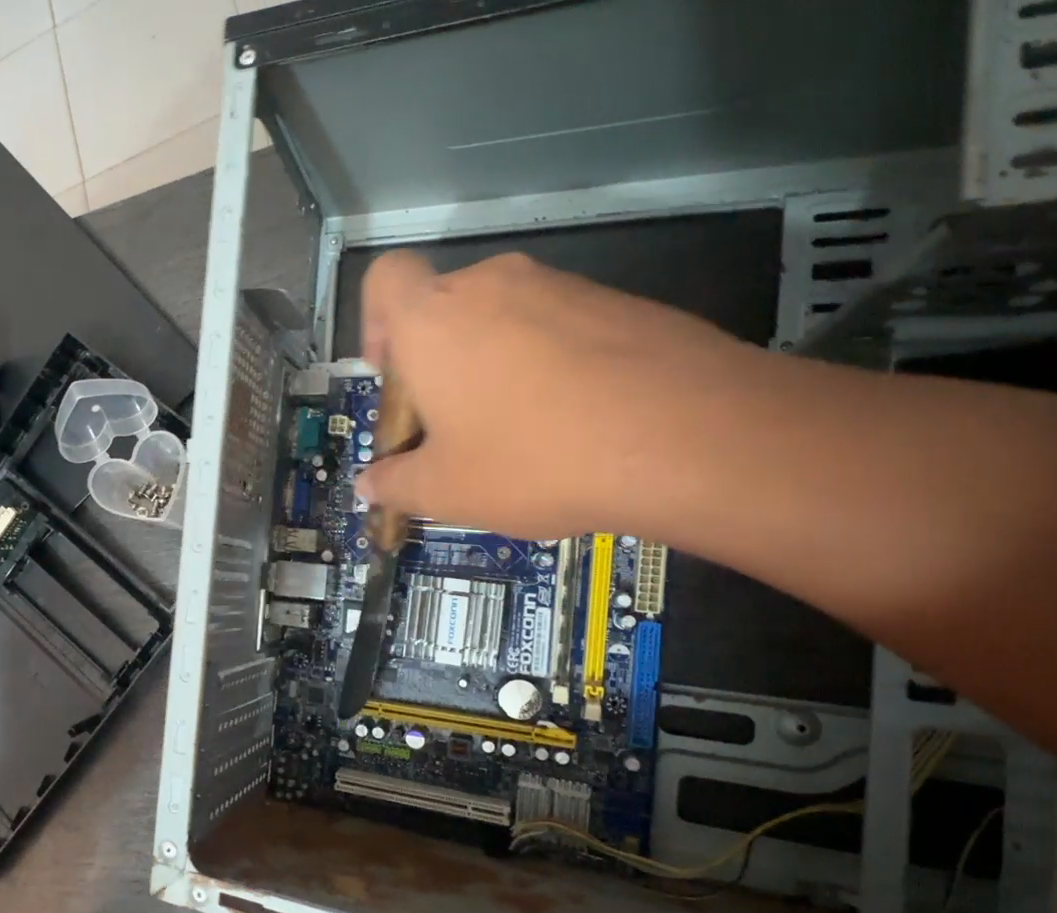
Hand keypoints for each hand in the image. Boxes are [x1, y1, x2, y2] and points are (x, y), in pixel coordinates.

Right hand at [353, 250, 759, 539]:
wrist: (686, 436)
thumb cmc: (533, 458)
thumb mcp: (447, 490)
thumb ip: (396, 484)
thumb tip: (370, 487)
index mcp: (432, 319)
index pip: (384, 278)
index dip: (375, 323)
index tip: (393, 376)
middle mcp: (491, 285)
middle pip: (445, 308)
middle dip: (438, 361)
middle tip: (452, 424)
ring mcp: (562, 287)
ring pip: (505, 318)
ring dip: (496, 364)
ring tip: (520, 432)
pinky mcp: (619, 301)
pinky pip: (561, 328)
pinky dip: (552, 365)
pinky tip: (575, 422)